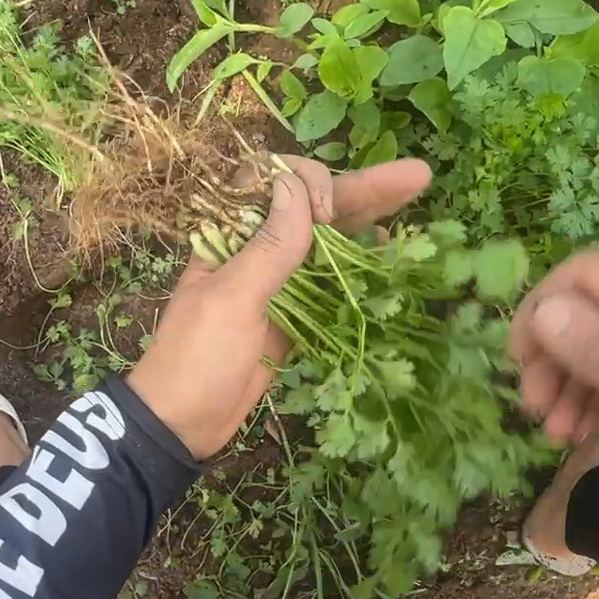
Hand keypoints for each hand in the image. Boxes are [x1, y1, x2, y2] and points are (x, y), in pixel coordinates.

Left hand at [128, 157, 431, 459]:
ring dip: (367, 221)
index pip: (272, 180)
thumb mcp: (232, 301)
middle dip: (362, 189)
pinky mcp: (292, 315)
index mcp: (229, 236)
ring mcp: (276, 283)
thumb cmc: (197, 359)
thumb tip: (293, 183)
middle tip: (417, 176)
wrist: (181, 423)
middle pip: (312, 207)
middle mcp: (255, 250)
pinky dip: (358, 267)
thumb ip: (269, 247)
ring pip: (327, 242)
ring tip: (415, 200)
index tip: (327, 214)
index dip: (307, 183)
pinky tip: (389, 254)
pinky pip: (329, 282)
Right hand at [508, 251, 598, 475]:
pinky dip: (598, 390)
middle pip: (592, 307)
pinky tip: (581, 428)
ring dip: (571, 379)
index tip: (520, 360)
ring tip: (555, 432)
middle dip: (554, 354)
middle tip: (534, 409)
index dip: (543, 307)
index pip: (588, 272)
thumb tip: (542, 310)